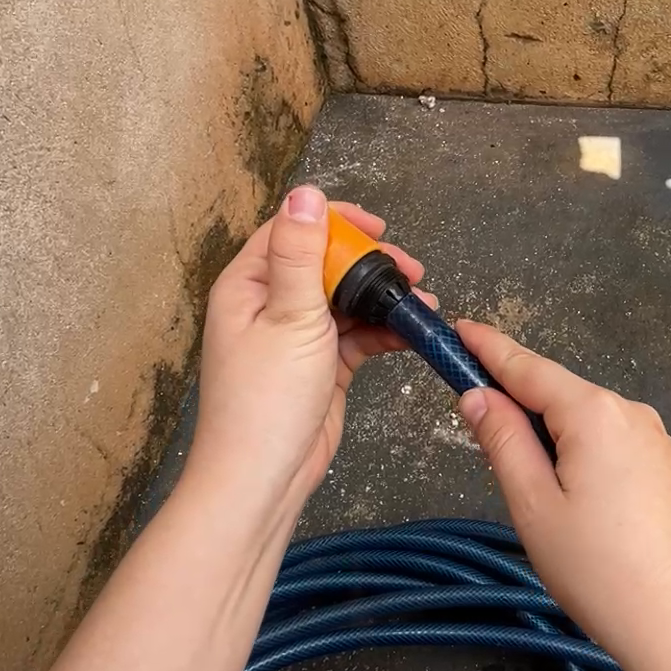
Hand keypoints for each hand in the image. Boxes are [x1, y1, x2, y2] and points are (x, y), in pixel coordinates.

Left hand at [187, 186, 425, 517]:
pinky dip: (384, 331)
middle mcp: (271, 305)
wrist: (266, 477)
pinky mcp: (322, 364)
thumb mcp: (290, 317)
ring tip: (421, 301)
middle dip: (370, 263)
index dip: (335, 221)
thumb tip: (305, 192)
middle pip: (327, 265)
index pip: (292, 232)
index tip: (378, 227)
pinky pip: (358, 335)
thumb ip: (301, 254)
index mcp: (249, 285)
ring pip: (347, 301)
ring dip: (383, 298)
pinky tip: (411, 333)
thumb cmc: (266, 398)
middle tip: (411, 267)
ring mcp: (298, 337)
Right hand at [451, 321, 670, 670]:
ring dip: (553, 439)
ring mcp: (659, 442)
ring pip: (588, 426)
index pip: (529, 368)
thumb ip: (503, 442)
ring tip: (537, 497)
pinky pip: (614, 447)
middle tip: (484, 435)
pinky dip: (583, 457)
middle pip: (561, 396)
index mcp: (594, 412)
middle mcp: (632, 413)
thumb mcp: (535, 507)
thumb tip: (478, 396)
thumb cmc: (602, 571)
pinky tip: (581, 506)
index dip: (489, 349)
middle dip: (520, 406)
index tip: (459, 328)